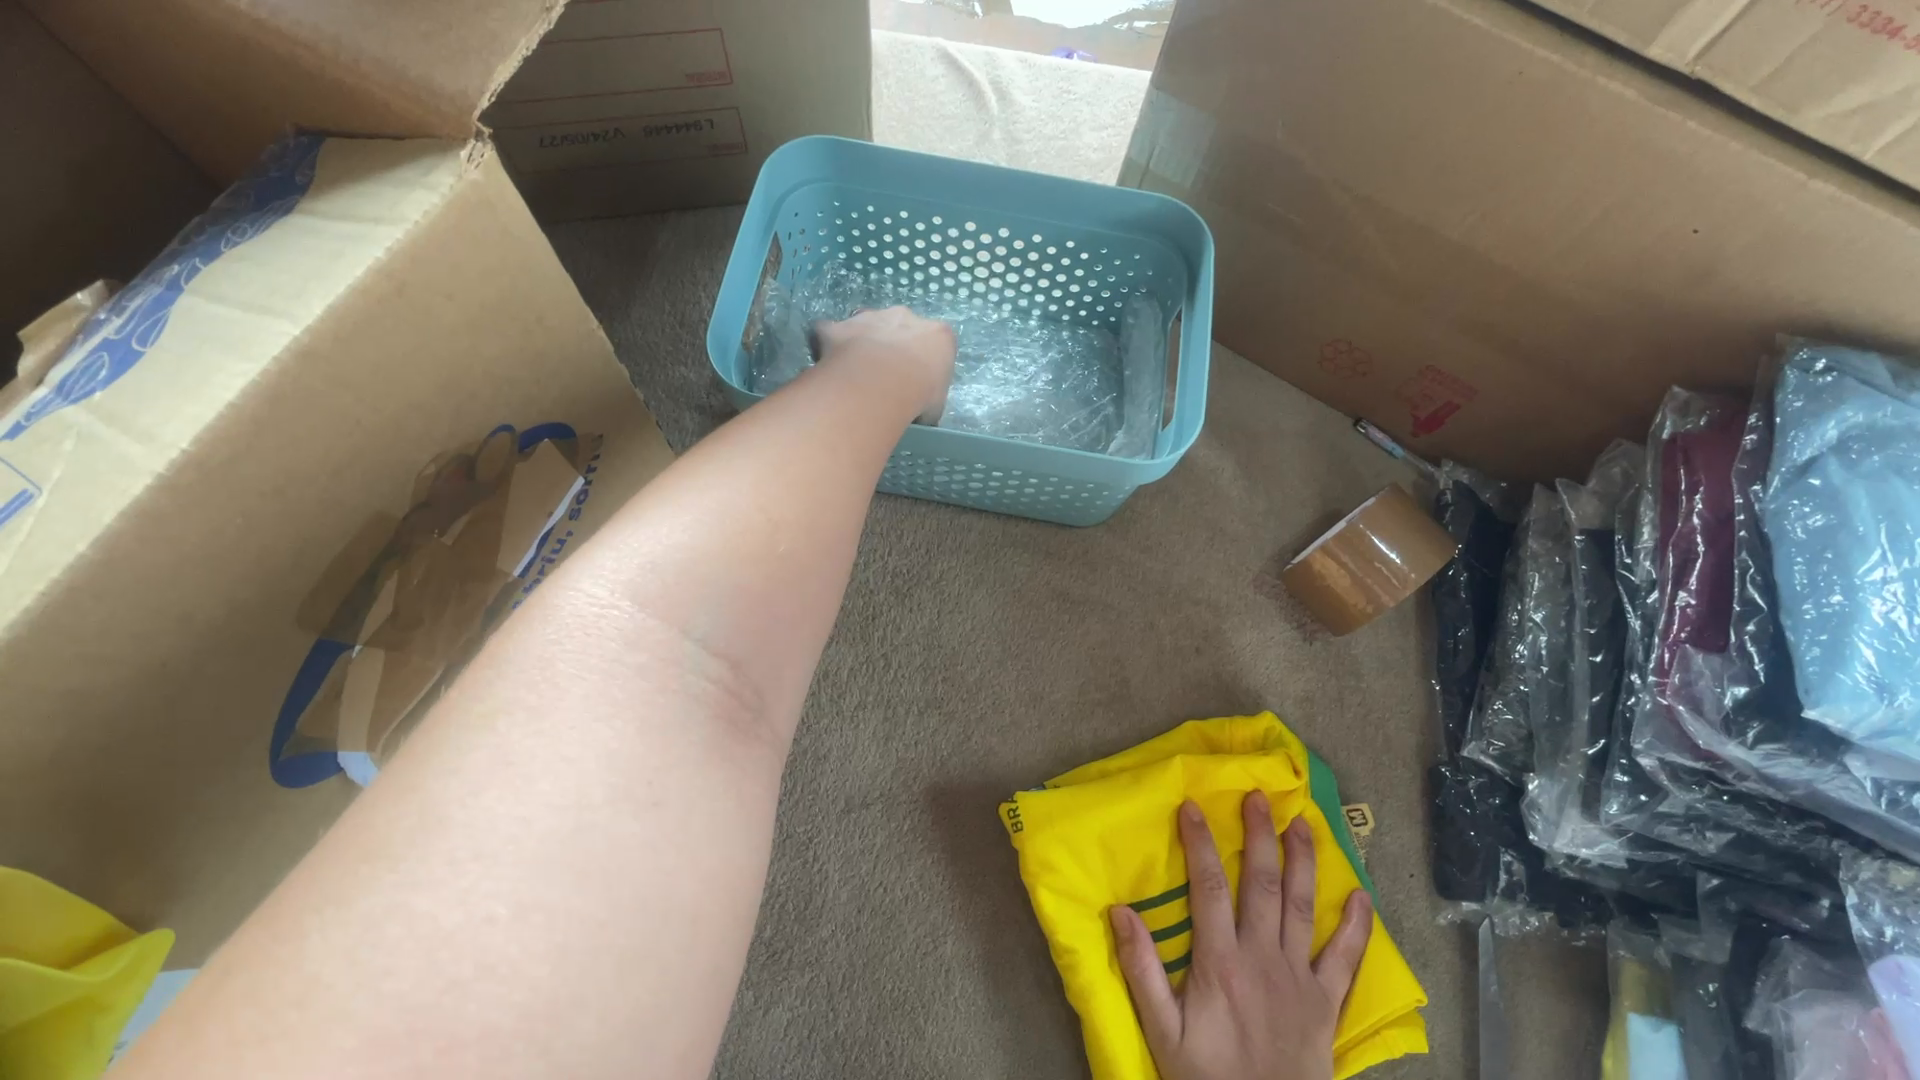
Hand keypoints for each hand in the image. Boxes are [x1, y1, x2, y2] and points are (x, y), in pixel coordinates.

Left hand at [813, 307, 955, 423]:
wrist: (880, 384)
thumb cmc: (919, 396)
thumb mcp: (935, 407)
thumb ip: (928, 402)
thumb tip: (919, 415)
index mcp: (937, 334)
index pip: (934, 342)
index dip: (922, 361)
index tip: (915, 380)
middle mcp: (905, 317)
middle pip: (897, 327)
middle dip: (890, 346)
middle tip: (884, 377)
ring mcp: (869, 317)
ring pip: (863, 324)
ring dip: (860, 342)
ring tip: (855, 372)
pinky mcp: (838, 327)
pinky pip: (829, 331)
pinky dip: (827, 343)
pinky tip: (826, 363)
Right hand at [1110, 794, 1373, 1079]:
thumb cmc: (1207, 1078)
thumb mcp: (1162, 1032)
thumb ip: (1141, 970)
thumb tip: (1120, 911)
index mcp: (1219, 962)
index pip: (1208, 887)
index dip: (1199, 843)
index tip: (1193, 806)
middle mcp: (1262, 958)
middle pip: (1262, 884)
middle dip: (1259, 836)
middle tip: (1257, 798)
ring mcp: (1299, 978)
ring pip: (1302, 906)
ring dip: (1303, 861)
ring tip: (1302, 823)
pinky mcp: (1326, 1003)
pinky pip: (1345, 959)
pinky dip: (1356, 927)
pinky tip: (1360, 897)